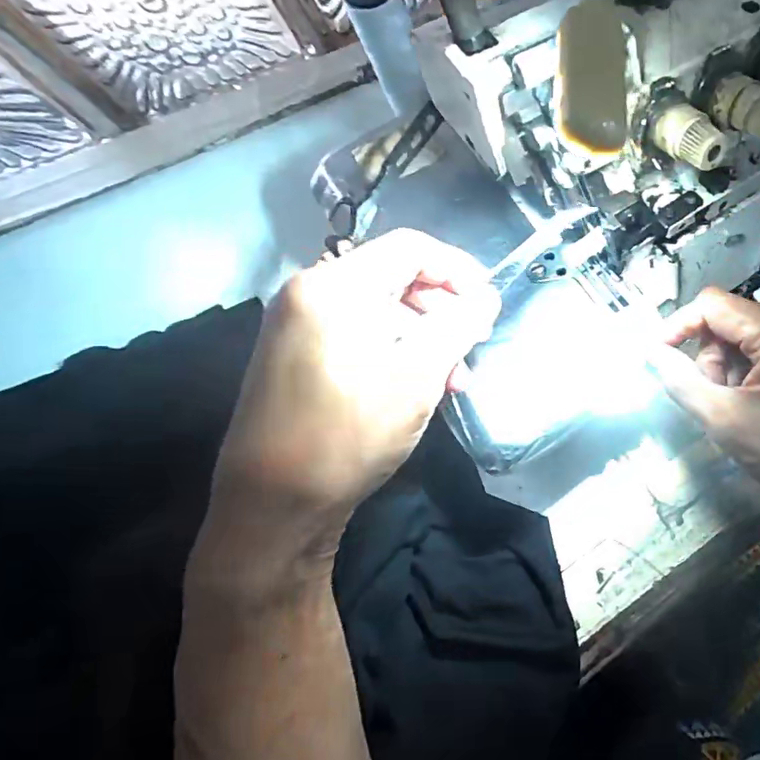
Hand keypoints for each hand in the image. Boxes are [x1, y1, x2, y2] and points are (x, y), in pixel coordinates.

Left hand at [203, 229, 498, 576]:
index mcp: (331, 286)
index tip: (490, 302)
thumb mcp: (416, 376)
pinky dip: (395, 353)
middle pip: (394, 278)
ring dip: (424, 337)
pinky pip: (358, 337)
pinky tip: (418, 388)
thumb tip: (485, 296)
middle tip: (474, 346)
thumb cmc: (346, 435)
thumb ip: (457, 325)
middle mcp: (308, 295)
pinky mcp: (297, 359)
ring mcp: (297, 328)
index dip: (458, 268)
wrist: (270, 511)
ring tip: (453, 379)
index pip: (409, 248)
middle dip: (443, 309)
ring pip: (379, 312)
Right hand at [647, 288, 759, 519]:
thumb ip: (681, 380)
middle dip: (710, 354)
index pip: (713, 305)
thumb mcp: (724, 420)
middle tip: (714, 395)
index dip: (678, 326)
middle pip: (729, 315)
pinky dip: (749, 362)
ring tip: (737, 401)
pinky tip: (754, 394)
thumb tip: (651, 352)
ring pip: (745, 327)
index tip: (659, 356)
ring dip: (728, 361)